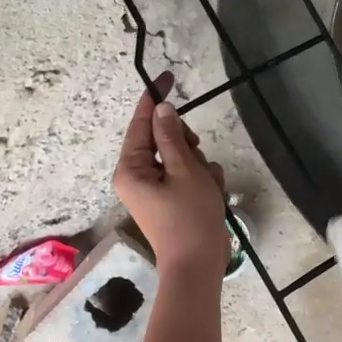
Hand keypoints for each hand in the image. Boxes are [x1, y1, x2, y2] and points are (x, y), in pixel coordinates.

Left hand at [114, 73, 229, 279]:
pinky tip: (210, 194)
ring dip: (199, 164)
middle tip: (197, 158)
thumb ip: (172, 137)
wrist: (198, 264)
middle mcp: (138, 175)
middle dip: (187, 144)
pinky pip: (188, 174)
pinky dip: (203, 179)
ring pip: (181, 156)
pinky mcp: (172, 198)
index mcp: (131, 168)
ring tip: (207, 185)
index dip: (155, 99)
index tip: (168, 77)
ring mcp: (155, 188)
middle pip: (164, 138)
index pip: (142, 123)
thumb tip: (162, 109)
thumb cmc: (189, 216)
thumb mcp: (184, 170)